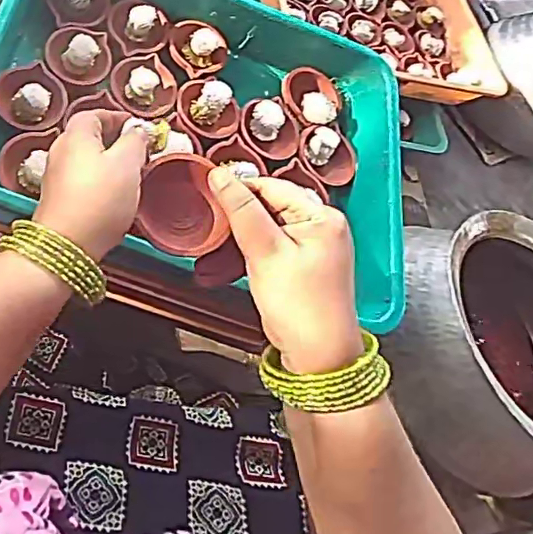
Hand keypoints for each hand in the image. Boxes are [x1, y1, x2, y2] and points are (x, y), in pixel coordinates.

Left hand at [33, 110, 148, 260]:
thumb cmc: (99, 199)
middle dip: (115, 140)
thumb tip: (138, 130)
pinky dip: (98, 180)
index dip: (118, 117)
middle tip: (139, 150)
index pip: (95, 113)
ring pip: (86, 159)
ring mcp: (56, 175)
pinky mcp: (58, 198)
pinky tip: (114, 195)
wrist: (66, 244)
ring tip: (131, 174)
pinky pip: (82, 179)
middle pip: (89, 136)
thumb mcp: (127, 163)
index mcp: (76, 134)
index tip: (138, 127)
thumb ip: (135, 141)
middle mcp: (60, 150)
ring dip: (108, 162)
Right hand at [207, 170, 361, 372]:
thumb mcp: (265, 253)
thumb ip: (241, 211)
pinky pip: (270, 243)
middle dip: (238, 215)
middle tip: (213, 224)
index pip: (272, 186)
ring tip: (219, 247)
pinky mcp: (302, 263)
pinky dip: (250, 249)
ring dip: (240, 234)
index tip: (209, 191)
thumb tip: (221, 176)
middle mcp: (323, 226)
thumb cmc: (303, 309)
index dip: (238, 189)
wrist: (319, 358)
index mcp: (323, 216)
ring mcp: (313, 246)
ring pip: (266, 224)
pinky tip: (233, 260)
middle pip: (269, 204)